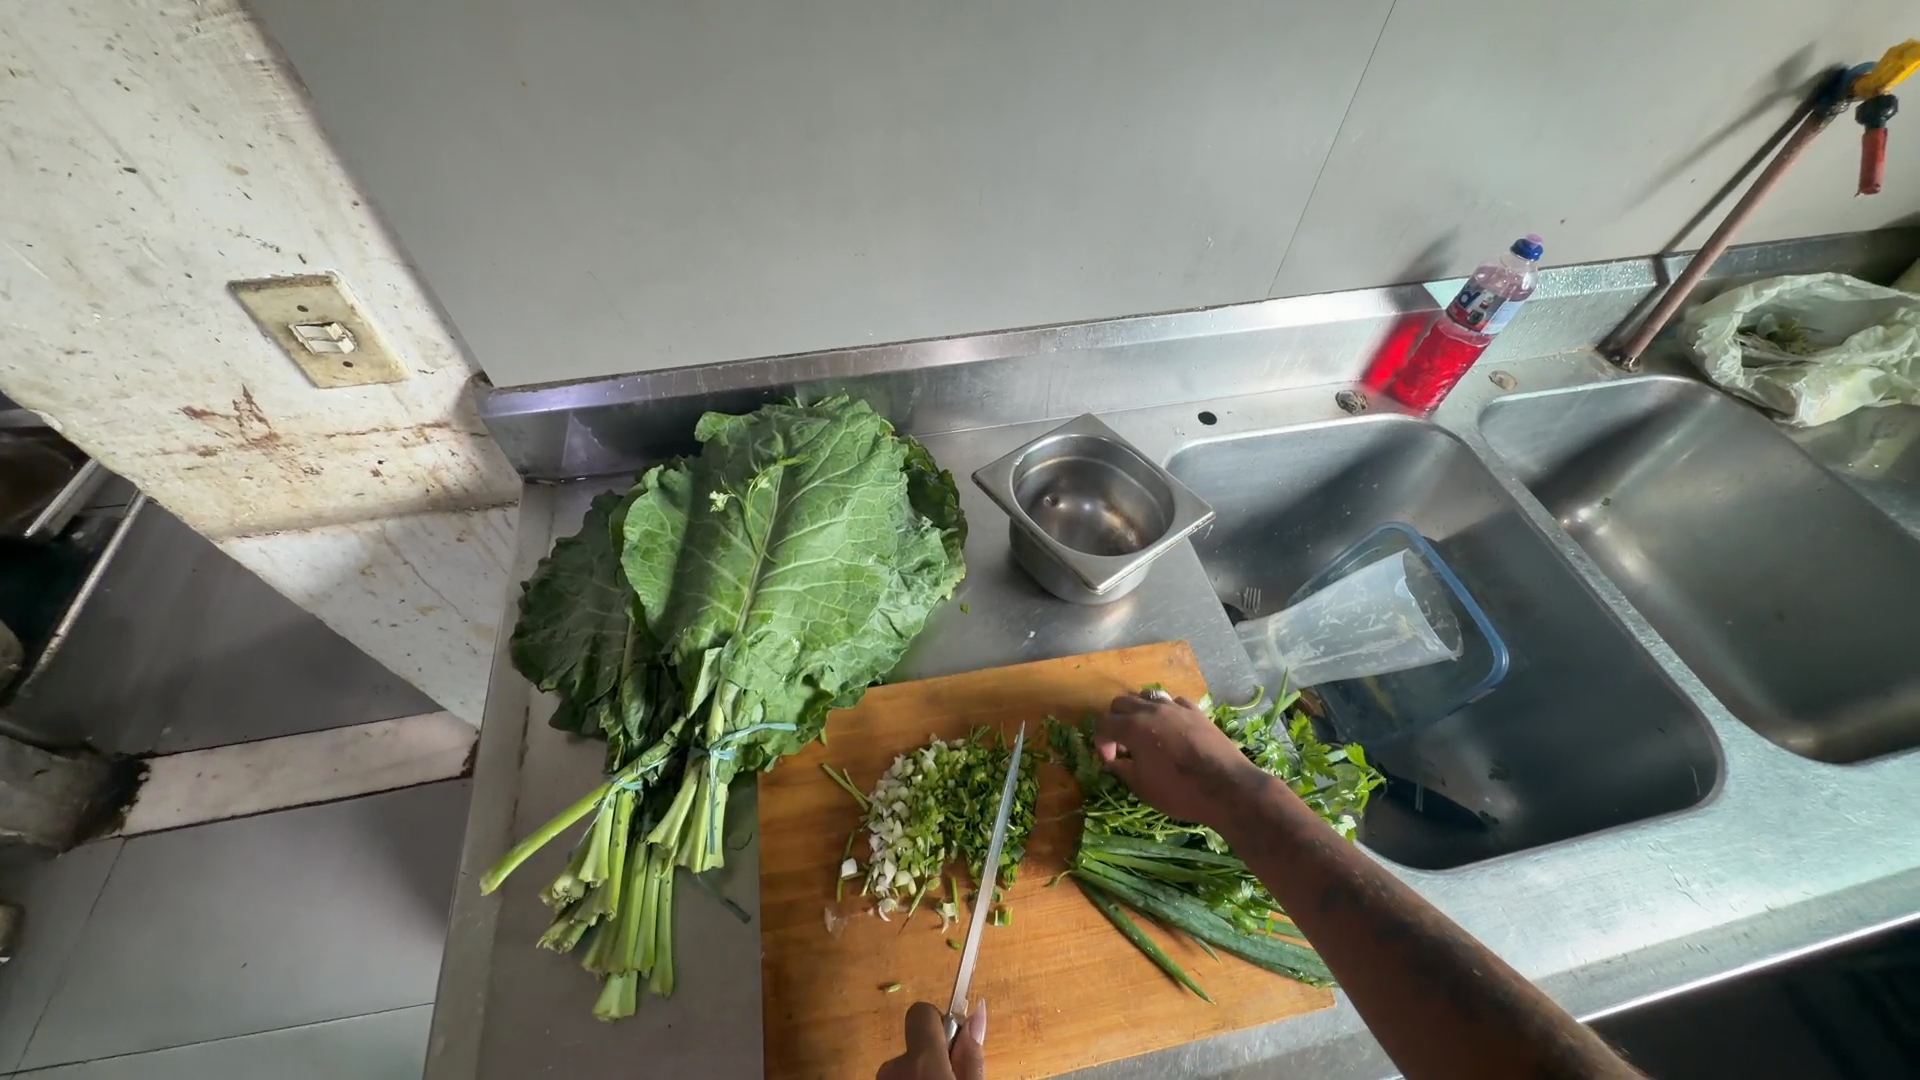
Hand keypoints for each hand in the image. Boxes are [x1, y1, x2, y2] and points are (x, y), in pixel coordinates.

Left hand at [876, 1001, 985, 1079]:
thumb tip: (978, 1009)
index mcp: (921, 1060)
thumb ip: (972, 1054)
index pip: (921, 1011)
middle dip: (929, 1060)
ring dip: (917, 1077)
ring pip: (903, 1069)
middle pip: (913, 1046)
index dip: (938, 1025)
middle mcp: (893, 1067)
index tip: (951, 1048)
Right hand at [1092, 692, 1271, 830]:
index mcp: (1133, 727)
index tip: (1110, 760)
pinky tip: (1170, 727)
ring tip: (1144, 731)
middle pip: (1121, 703)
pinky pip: (1172, 701)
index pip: (1104, 725)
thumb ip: (1123, 770)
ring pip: (1146, 695)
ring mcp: (1175, 707)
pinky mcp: (1195, 711)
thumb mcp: (1143, 787)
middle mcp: (1151, 710)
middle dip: (1115, 722)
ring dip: (1138, 711)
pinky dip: (1164, 711)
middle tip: (1124, 745)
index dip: (1101, 743)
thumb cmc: (1180, 792)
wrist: (1227, 787)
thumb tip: (1114, 762)